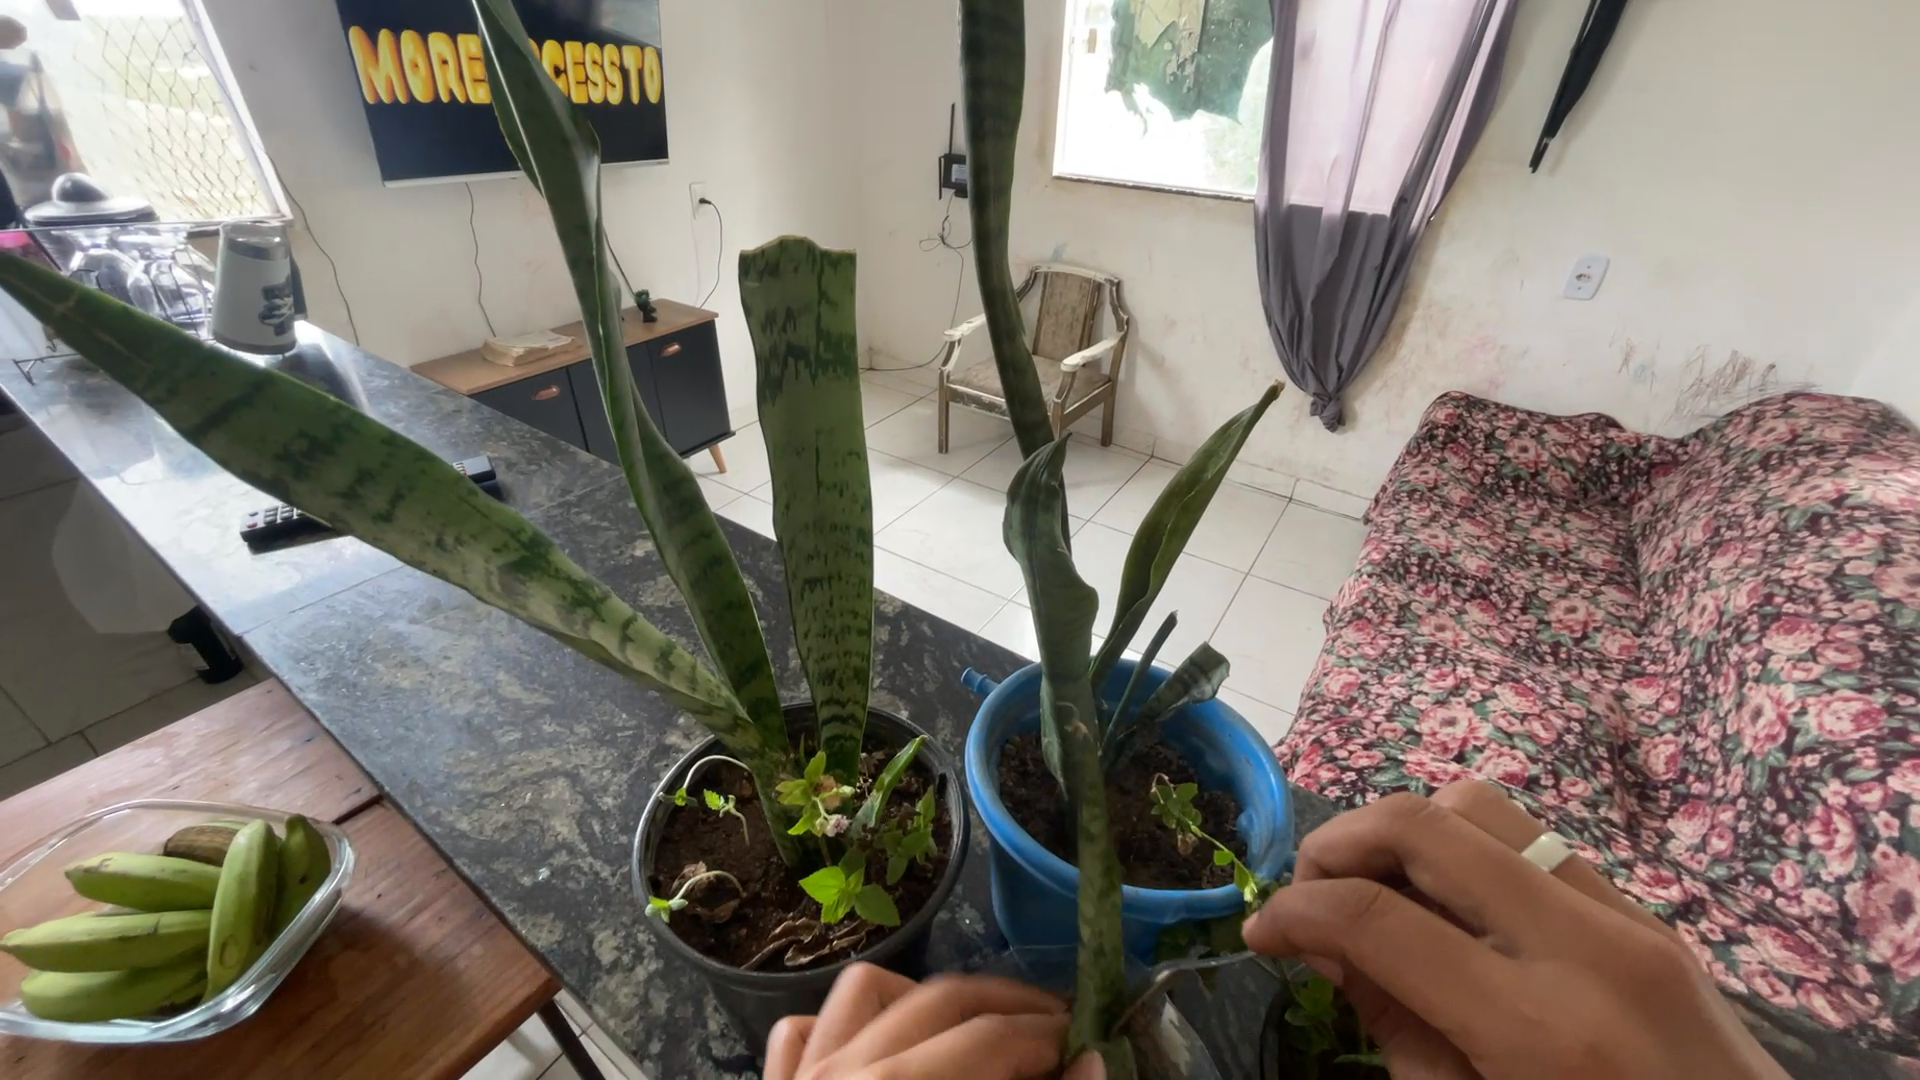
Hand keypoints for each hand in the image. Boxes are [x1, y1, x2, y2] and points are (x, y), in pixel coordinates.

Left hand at [765, 963, 1103, 1079]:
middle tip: (1054, 1025)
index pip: (986, 1043)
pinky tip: (875, 1047)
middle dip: (1005, 1006)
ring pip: (865, 993)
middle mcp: (841, 1076)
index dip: (1044, 1036)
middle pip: (937, 1004)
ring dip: (923, 1000)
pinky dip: (841, 1027)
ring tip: (971, 1028)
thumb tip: (1093, 1058)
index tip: (1083, 1039)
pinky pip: (800, 1033)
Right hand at [1242, 780, 1787, 1078]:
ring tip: (1379, 886)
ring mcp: (1626, 918)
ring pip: (1471, 803)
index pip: (1376, 918)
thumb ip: (1388, 1020)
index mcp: (1545, 1029)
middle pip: (1419, 822)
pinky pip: (1523, 836)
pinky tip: (1447, 903)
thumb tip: (1322, 940)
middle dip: (1336, 843)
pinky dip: (1457, 846)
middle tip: (1312, 892)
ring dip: (1399, 831)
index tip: (1262, 931)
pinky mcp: (1641, 911)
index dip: (1295, 912)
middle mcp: (1588, 946)